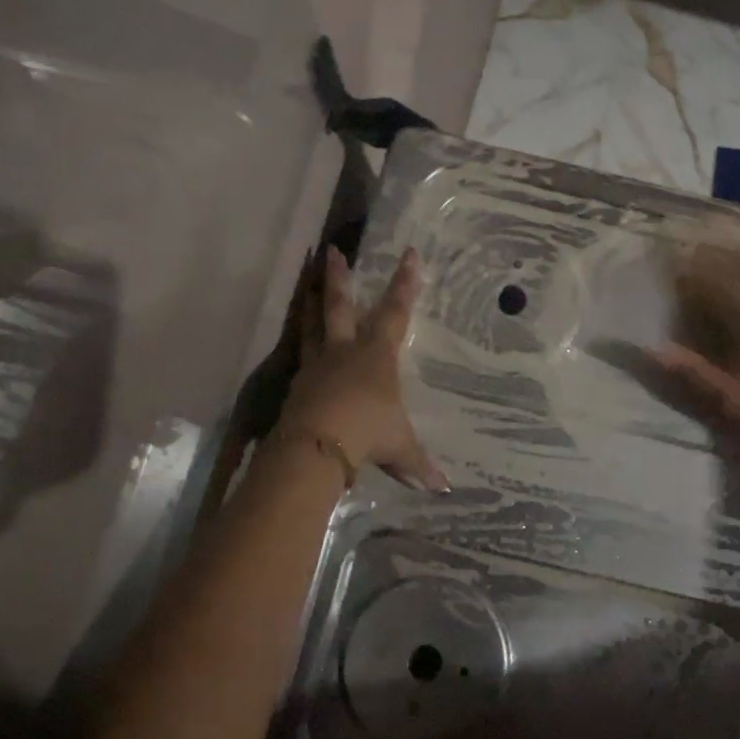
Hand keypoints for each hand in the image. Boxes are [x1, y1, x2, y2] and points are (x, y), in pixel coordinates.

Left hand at [279, 247, 447, 491]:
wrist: (315, 447)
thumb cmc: (367, 434)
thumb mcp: (399, 448)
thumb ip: (417, 463)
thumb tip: (443, 487)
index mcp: (377, 356)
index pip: (396, 312)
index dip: (405, 284)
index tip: (410, 254)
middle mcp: (345, 351)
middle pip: (339, 305)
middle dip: (338, 278)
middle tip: (330, 251)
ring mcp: (316, 365)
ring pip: (312, 324)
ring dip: (310, 301)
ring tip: (307, 282)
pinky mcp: (296, 383)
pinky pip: (300, 356)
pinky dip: (300, 345)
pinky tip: (300, 345)